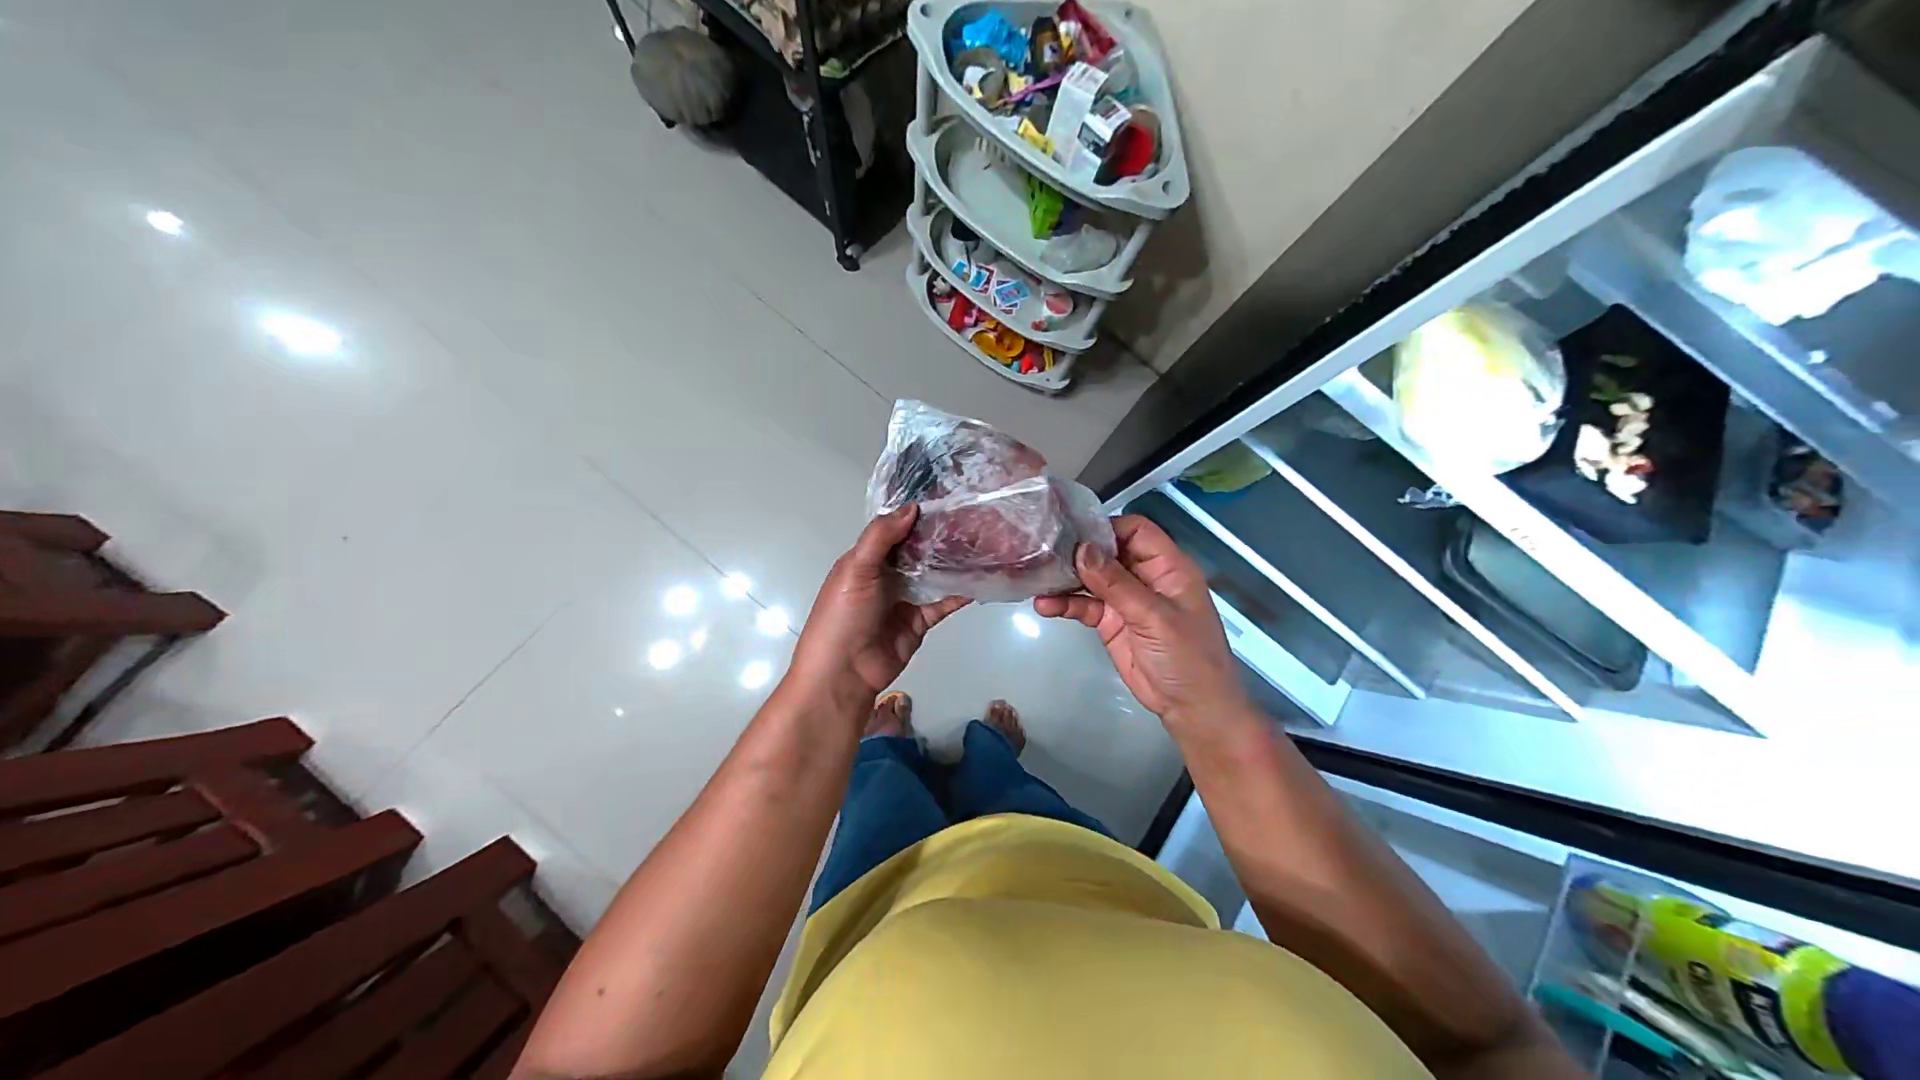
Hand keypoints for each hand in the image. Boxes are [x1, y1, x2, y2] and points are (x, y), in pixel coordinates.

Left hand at [782, 505, 968, 721]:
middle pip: (918, 551)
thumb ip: (881, 537)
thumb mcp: (855, 569)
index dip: (917, 515)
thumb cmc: (842, 616)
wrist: (843, 673)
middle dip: (942, 537)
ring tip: (984, 541)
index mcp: (866, 560)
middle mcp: (887, 575)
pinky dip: (961, 592)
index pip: (895, 530)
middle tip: (976, 516)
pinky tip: (981, 578)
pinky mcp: (920, 621)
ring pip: (934, 574)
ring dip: (954, 561)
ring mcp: (905, 599)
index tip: (947, 497)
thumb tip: (912, 507)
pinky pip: (944, 603)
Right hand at [1034, 515, 1247, 730]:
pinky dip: (1065, 604)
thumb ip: (1117, 584)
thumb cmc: (1188, 657)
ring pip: (1091, 578)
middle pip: (1108, 552)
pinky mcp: (1110, 622)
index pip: (1136, 531)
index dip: (1107, 529)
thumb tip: (1082, 550)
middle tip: (1045, 553)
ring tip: (1039, 581)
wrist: (1192, 708)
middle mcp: (1145, 577)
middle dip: (1079, 552)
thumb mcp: (1155, 617)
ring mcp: (1126, 600)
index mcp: (1168, 567)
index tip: (1074, 534)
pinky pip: (1084, 605)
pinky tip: (1045, 606)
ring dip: (1066, 580)